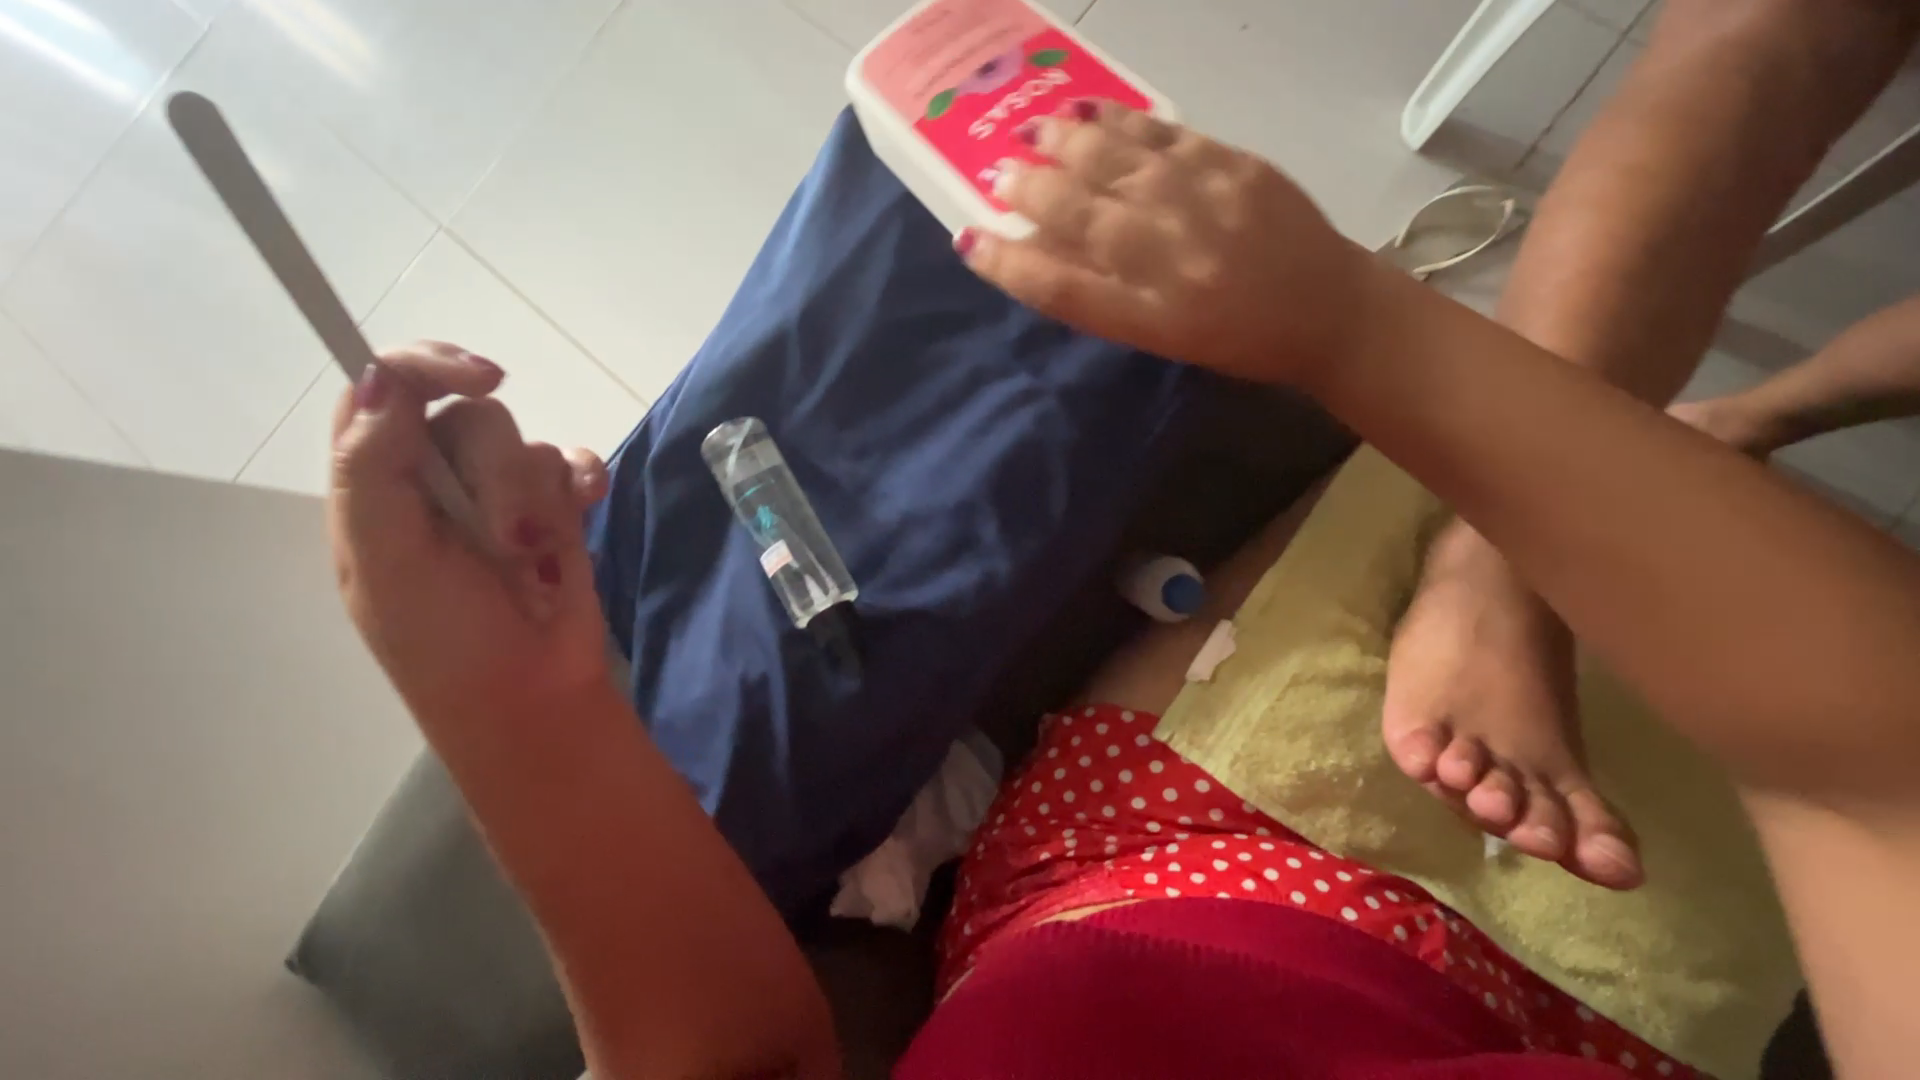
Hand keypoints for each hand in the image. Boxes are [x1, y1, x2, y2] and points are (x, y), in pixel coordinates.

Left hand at [329, 341, 612, 727]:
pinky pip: (575, 464)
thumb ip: (373, 469)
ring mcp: (501, 497)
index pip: (382, 392)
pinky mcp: (557, 511)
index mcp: (377, 492)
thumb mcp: (387, 564)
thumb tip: (383, 377)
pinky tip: (589, 505)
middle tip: (506, 537)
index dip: (424, 367)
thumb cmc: (447, 643)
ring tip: (540, 554)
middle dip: (498, 472)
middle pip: (468, 417)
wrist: (534, 698)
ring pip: (527, 444)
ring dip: (539, 496)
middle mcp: (437, 484)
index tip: (481, 380)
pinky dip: (585, 480)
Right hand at [957, 100, 1376, 382]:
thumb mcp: (1162, 336)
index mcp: (1147, 317)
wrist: (1329, 312)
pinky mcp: (1236, 167)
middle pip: (1079, 215)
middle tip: (997, 173)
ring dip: (1064, 144)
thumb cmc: (1236, 338)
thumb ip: (1102, 297)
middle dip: (1028, 191)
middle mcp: (1168, 260)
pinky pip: (1164, 136)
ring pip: (1114, 164)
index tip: (971, 243)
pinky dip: (1120, 121)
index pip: (1060, 289)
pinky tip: (1089, 111)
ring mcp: (1203, 206)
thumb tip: (1041, 252)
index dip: (1009, 265)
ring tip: (1032, 133)